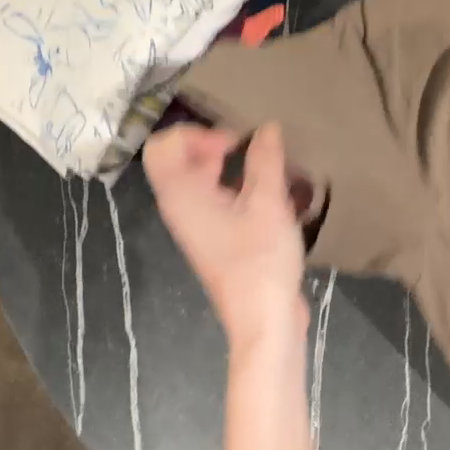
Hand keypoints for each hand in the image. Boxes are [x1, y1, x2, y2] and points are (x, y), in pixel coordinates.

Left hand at [145, 124, 306, 352]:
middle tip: (259, 152)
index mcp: (181, 195)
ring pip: (212, 184)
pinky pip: (227, 206)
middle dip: (223, 149)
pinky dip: (249, 196)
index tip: (237, 144)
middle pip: (189, 162)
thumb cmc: (260, 261)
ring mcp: (202, 229)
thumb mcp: (268, 204)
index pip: (164, 145)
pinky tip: (285, 201)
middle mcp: (184, 209)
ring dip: (241, 173)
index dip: (198, 133)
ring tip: (279, 174)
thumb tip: (267, 128)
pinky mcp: (222, 244)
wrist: (265, 321)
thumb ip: (266, 161)